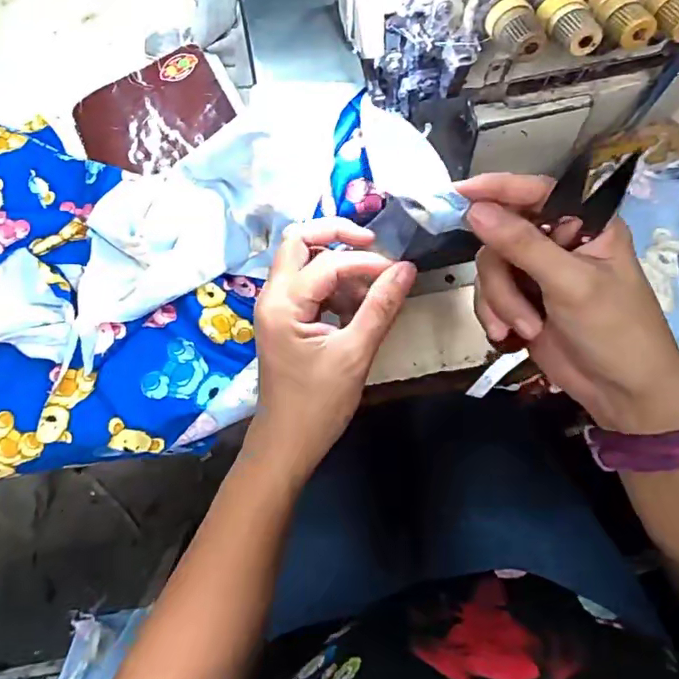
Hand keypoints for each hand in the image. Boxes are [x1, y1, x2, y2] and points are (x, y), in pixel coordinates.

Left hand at [245, 218, 414, 477]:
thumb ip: (380, 307)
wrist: (286, 443)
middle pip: (298, 240)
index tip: (397, 274)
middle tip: (373, 246)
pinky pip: (306, 283)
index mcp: (283, 304)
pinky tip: (356, 305)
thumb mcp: (355, 354)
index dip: (366, 263)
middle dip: (336, 235)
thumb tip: (406, 268)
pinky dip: (332, 284)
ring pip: (302, 260)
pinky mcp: (284, 318)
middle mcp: (272, 296)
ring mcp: (275, 306)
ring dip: (336, 263)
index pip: (328, 262)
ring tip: (369, 289)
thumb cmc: (318, 405)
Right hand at [457, 173, 678, 435]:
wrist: (624, 394)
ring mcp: (537, 271)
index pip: (535, 192)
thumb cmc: (616, 331)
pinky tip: (508, 337)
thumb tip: (474, 210)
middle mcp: (557, 241)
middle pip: (501, 233)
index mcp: (584, 224)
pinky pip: (487, 292)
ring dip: (499, 301)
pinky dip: (493, 314)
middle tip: (512, 308)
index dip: (497, 188)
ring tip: (522, 329)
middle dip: (501, 276)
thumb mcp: (571, 284)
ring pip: (490, 266)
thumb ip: (522, 245)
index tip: (459, 192)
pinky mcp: (521, 300)